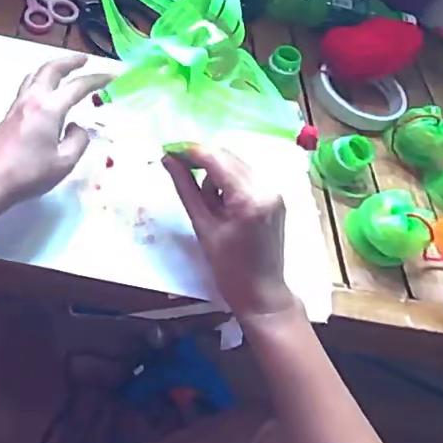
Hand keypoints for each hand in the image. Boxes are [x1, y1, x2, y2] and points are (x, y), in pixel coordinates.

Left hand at [0, 54, 112, 209]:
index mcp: (48, 108)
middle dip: (69, 61)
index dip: (97, 79)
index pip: (77, 86)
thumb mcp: (64, 162)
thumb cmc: (27, 174)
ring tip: (64, 71)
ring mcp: (16, 107)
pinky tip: (46, 95)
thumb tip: (77, 127)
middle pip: (50, 69)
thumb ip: (77, 141)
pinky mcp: (7, 117)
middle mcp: (31, 100)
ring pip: (34, 76)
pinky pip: (27, 89)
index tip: (112, 76)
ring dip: (51, 69)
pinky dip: (40, 82)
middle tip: (84, 60)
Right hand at [163, 144, 295, 316]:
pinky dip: (228, 181)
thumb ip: (185, 187)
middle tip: (178, 171)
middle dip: (202, 161)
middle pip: (227, 157)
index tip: (167, 150)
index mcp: (249, 197)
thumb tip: (168, 159)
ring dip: (215, 172)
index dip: (190, 151)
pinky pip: (245, 176)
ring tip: (206, 202)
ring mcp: (274, 191)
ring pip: (235, 164)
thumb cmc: (227, 265)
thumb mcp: (201, 224)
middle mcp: (266, 188)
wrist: (261, 292)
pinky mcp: (274, 197)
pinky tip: (219, 202)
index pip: (215, 159)